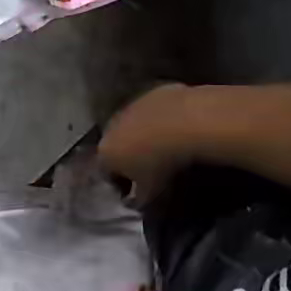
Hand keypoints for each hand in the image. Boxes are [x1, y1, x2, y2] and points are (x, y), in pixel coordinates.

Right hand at [98, 84, 201, 204]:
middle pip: (118, 143)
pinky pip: (154, 108)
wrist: (185, 121)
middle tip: (151, 164)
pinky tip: (177, 123)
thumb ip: (137, 199)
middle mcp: (113, 124)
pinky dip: (161, 115)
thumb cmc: (162, 162)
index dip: (120, 181)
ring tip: (166, 143)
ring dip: (145, 132)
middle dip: (130, 153)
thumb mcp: (149, 192)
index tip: (136, 187)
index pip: (105, 171)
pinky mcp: (154, 90)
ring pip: (135, 122)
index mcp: (106, 151)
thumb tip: (135, 200)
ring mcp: (133, 103)